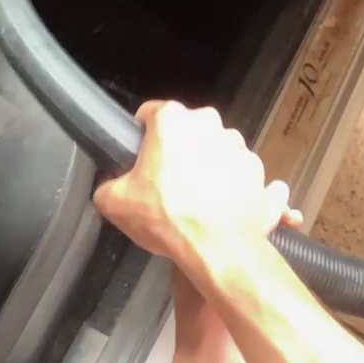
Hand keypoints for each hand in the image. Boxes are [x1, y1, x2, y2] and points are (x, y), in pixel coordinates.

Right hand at [93, 101, 300, 265]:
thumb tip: (109, 187)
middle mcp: (208, 122)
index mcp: (173, 120)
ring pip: (216, 149)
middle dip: (178, 152)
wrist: (219, 249)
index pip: (150, 113)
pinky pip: (241, 174)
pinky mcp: (257, 168)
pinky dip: (234, 187)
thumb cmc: (168, 217)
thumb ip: (107, 187)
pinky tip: (224, 209)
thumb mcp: (117, 204)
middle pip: (187, 131)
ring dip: (208, 167)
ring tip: (198, 201)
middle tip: (167, 185)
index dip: (142, 134)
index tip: (140, 157)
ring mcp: (238, 145)